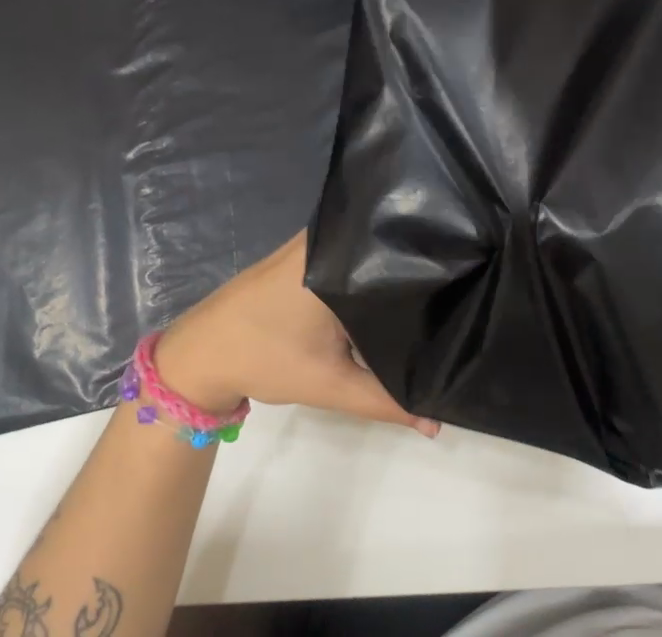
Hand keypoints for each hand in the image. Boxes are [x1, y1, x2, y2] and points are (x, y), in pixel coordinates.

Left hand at [152, 232, 439, 438]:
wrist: (198, 354)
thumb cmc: (262, 359)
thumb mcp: (330, 384)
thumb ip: (386, 402)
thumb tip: (435, 423)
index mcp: (337, 258)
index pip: (402, 254)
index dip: (434, 275)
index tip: (463, 292)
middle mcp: (328, 237)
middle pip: (388, 250)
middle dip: (417, 275)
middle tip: (452, 298)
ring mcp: (313, 238)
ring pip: (370, 252)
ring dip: (392, 274)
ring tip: (430, 296)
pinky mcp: (304, 249)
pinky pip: (351, 254)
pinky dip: (367, 274)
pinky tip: (387, 295)